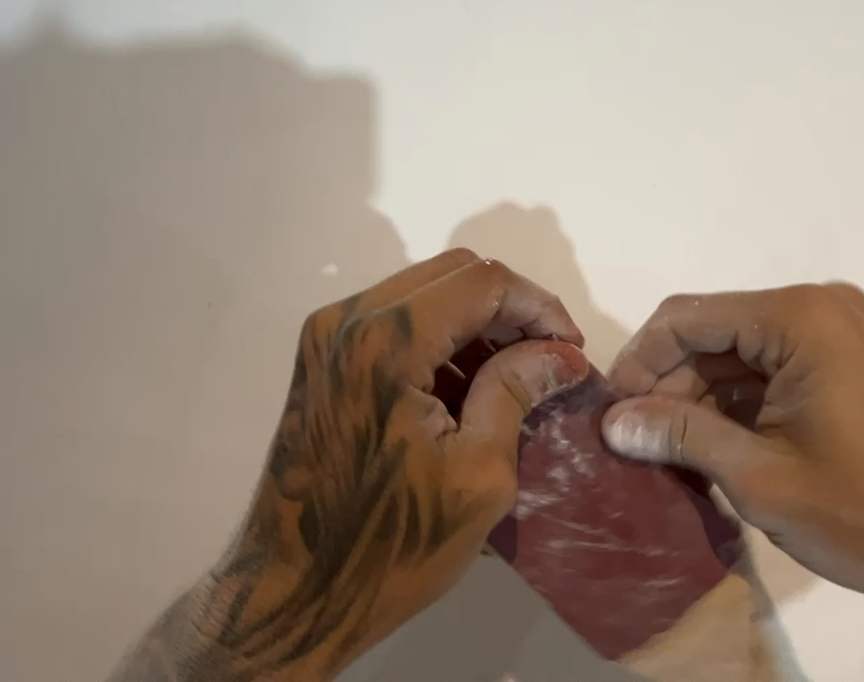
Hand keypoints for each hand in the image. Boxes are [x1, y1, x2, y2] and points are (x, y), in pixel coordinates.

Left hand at [117, 250, 589, 681]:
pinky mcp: (323, 352)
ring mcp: (329, 332)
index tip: (569, 347)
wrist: (294, 591)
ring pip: (426, 288)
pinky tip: (467, 381)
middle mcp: (349, 318)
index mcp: (385, 342)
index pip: (482, 282)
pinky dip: (441, 334)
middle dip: (510, 307)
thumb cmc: (392, 546)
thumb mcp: (479, 474)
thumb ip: (517, 391)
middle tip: (547, 356)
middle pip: (453, 272)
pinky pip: (397, 316)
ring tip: (514, 373)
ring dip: (476, 319)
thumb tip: (561, 352)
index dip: (537, 305)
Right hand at [601, 284, 863, 681]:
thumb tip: (610, 422)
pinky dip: (743, 403)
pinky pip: (778, 368)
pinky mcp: (857, 363)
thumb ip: (679, 435)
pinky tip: (721, 447)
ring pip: (743, 353)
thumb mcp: (761, 478)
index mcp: (796, 317)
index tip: (609, 413)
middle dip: (670, 383)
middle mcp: (818, 307)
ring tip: (673, 452)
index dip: (639, 362)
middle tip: (638, 441)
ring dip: (704, 397)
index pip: (686, 318)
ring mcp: (842, 333)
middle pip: (714, 332)